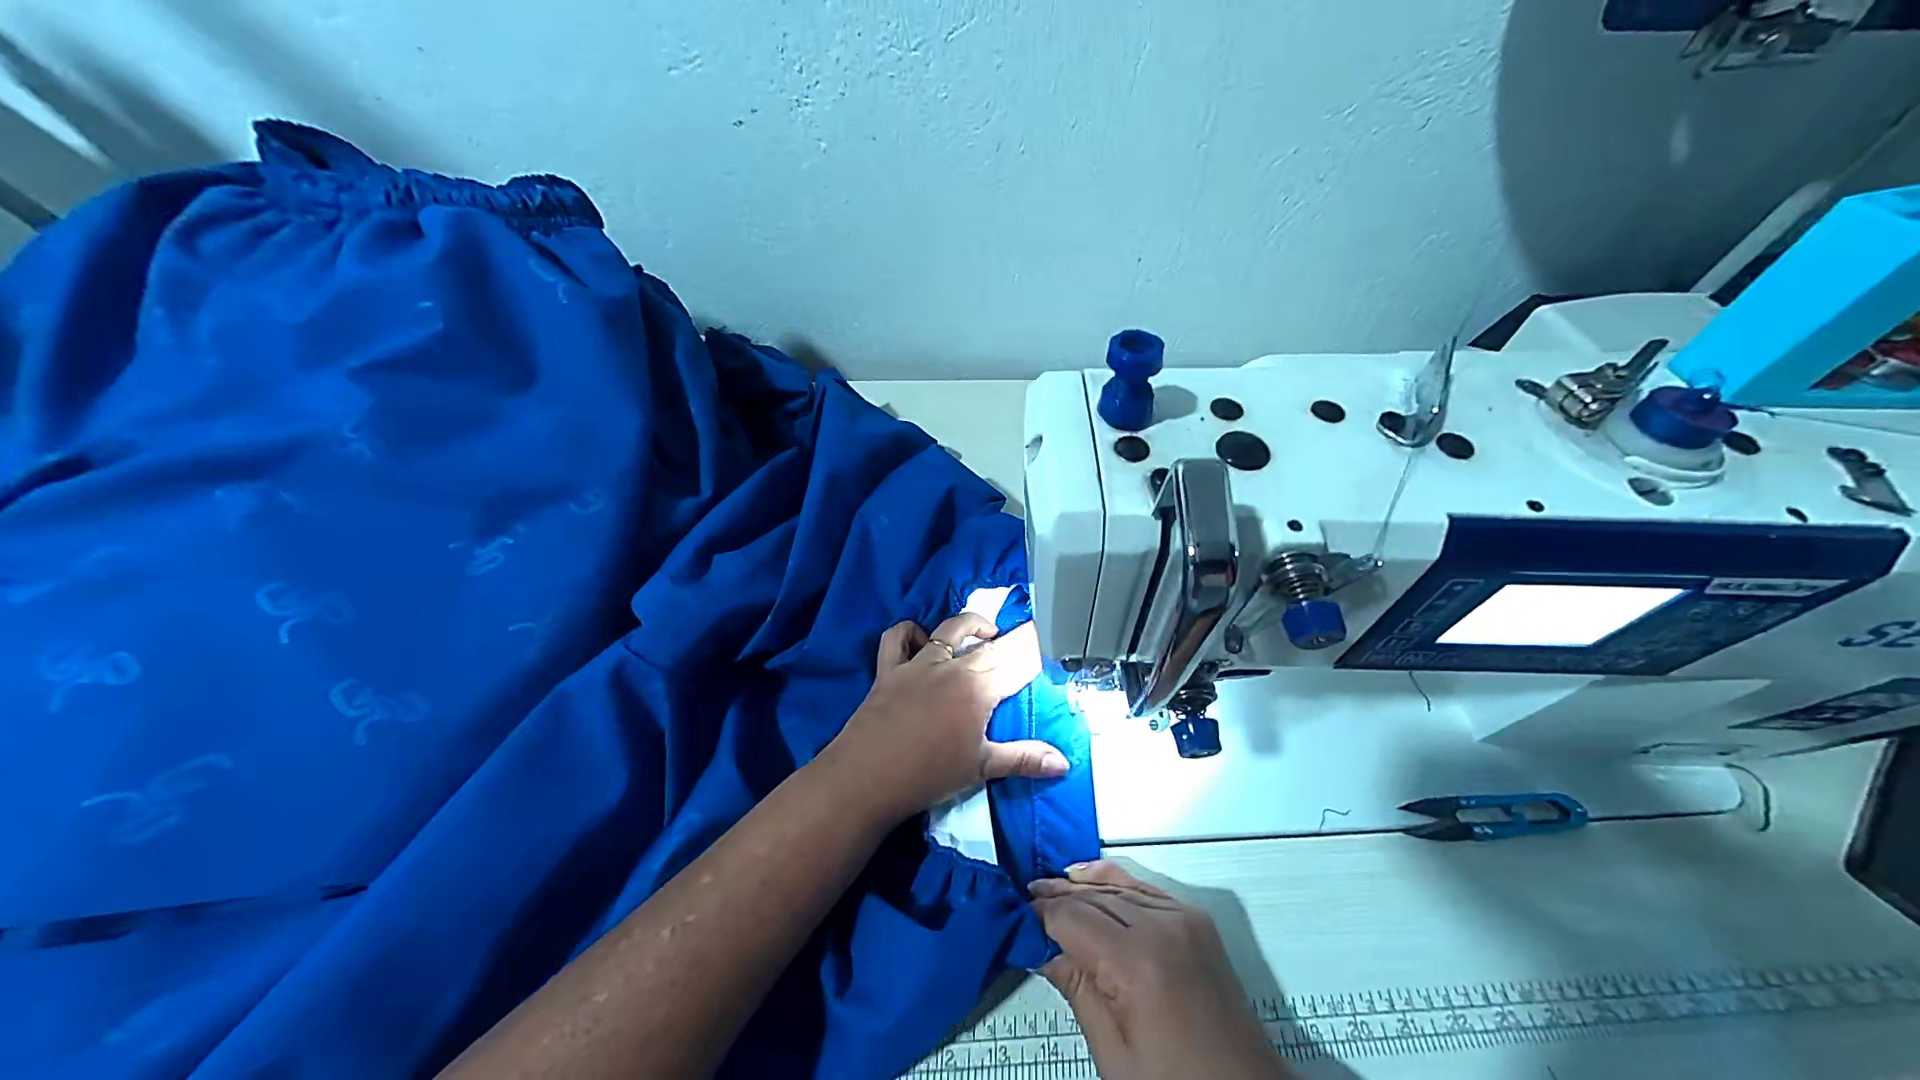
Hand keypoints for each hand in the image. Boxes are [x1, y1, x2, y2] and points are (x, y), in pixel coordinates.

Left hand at [823, 613, 1062, 821]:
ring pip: (948, 629)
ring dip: (970, 627)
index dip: (1033, 650)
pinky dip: (910, 632)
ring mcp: (917, 664)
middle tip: (1020, 649)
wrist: (867, 777)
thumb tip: (1064, 762)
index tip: (1046, 644)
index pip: (1015, 660)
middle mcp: (950, 666)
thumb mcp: (983, 768)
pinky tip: (922, 641)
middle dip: (1008, 641)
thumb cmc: (929, 774)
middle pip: (987, 644)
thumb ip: (1025, 759)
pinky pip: (898, 637)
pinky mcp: (889, 669)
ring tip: (983, 633)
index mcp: (978, 687)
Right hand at [1030, 861, 1291, 1079]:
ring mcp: (1184, 919)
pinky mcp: (1198, 922)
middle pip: (1094, 897)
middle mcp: (1161, 926)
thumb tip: (1041, 950)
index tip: (1016, 914)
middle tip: (1025, 896)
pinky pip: (1147, 890)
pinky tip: (1094, 880)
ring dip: (1083, 885)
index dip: (1040, 914)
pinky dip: (1118, 882)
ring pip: (1119, 885)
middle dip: (1057, 896)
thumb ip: (1076, 989)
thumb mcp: (1114, 1054)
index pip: (1072, 918)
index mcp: (1136, 960)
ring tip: (1050, 884)